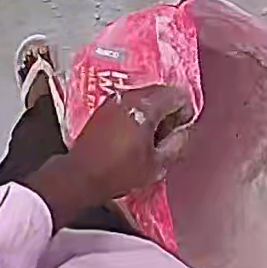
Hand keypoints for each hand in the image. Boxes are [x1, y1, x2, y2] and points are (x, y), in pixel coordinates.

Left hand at [25, 84, 194, 229]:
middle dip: (169, 111)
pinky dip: (137, 113)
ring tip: (150, 138)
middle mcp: (130, 95)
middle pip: (160, 92)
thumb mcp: (156, 165)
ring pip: (144, 96)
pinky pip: (129, 102)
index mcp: (145, 105)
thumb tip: (185, 131)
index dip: (185, 112)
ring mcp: (114, 98)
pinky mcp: (104, 106)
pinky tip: (133, 135)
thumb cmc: (120, 171)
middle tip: (167, 136)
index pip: (177, 94)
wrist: (81, 175)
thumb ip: (177, 144)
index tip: (180, 131)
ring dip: (153, 112)